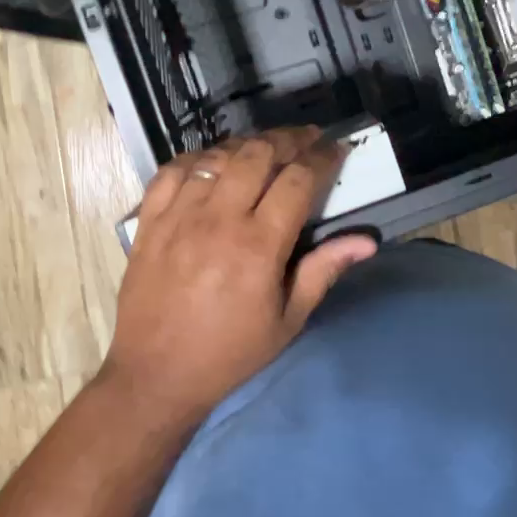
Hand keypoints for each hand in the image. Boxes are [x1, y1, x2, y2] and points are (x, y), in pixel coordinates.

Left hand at [103, 127, 376, 421]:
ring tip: (267, 148)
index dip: (322, 158)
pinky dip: (199, 158)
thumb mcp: (288, 320)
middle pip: (258, 154)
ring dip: (248, 145)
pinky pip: (173, 170)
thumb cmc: (230, 352)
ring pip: (218, 156)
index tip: (336, 148)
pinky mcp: (149, 222)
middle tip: (306, 139)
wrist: (155, 377)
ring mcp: (179, 217)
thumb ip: (324, 271)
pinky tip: (215, 162)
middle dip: (289, 139)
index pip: (298, 181)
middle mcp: (218, 221)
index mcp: (258, 246)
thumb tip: (366, 241)